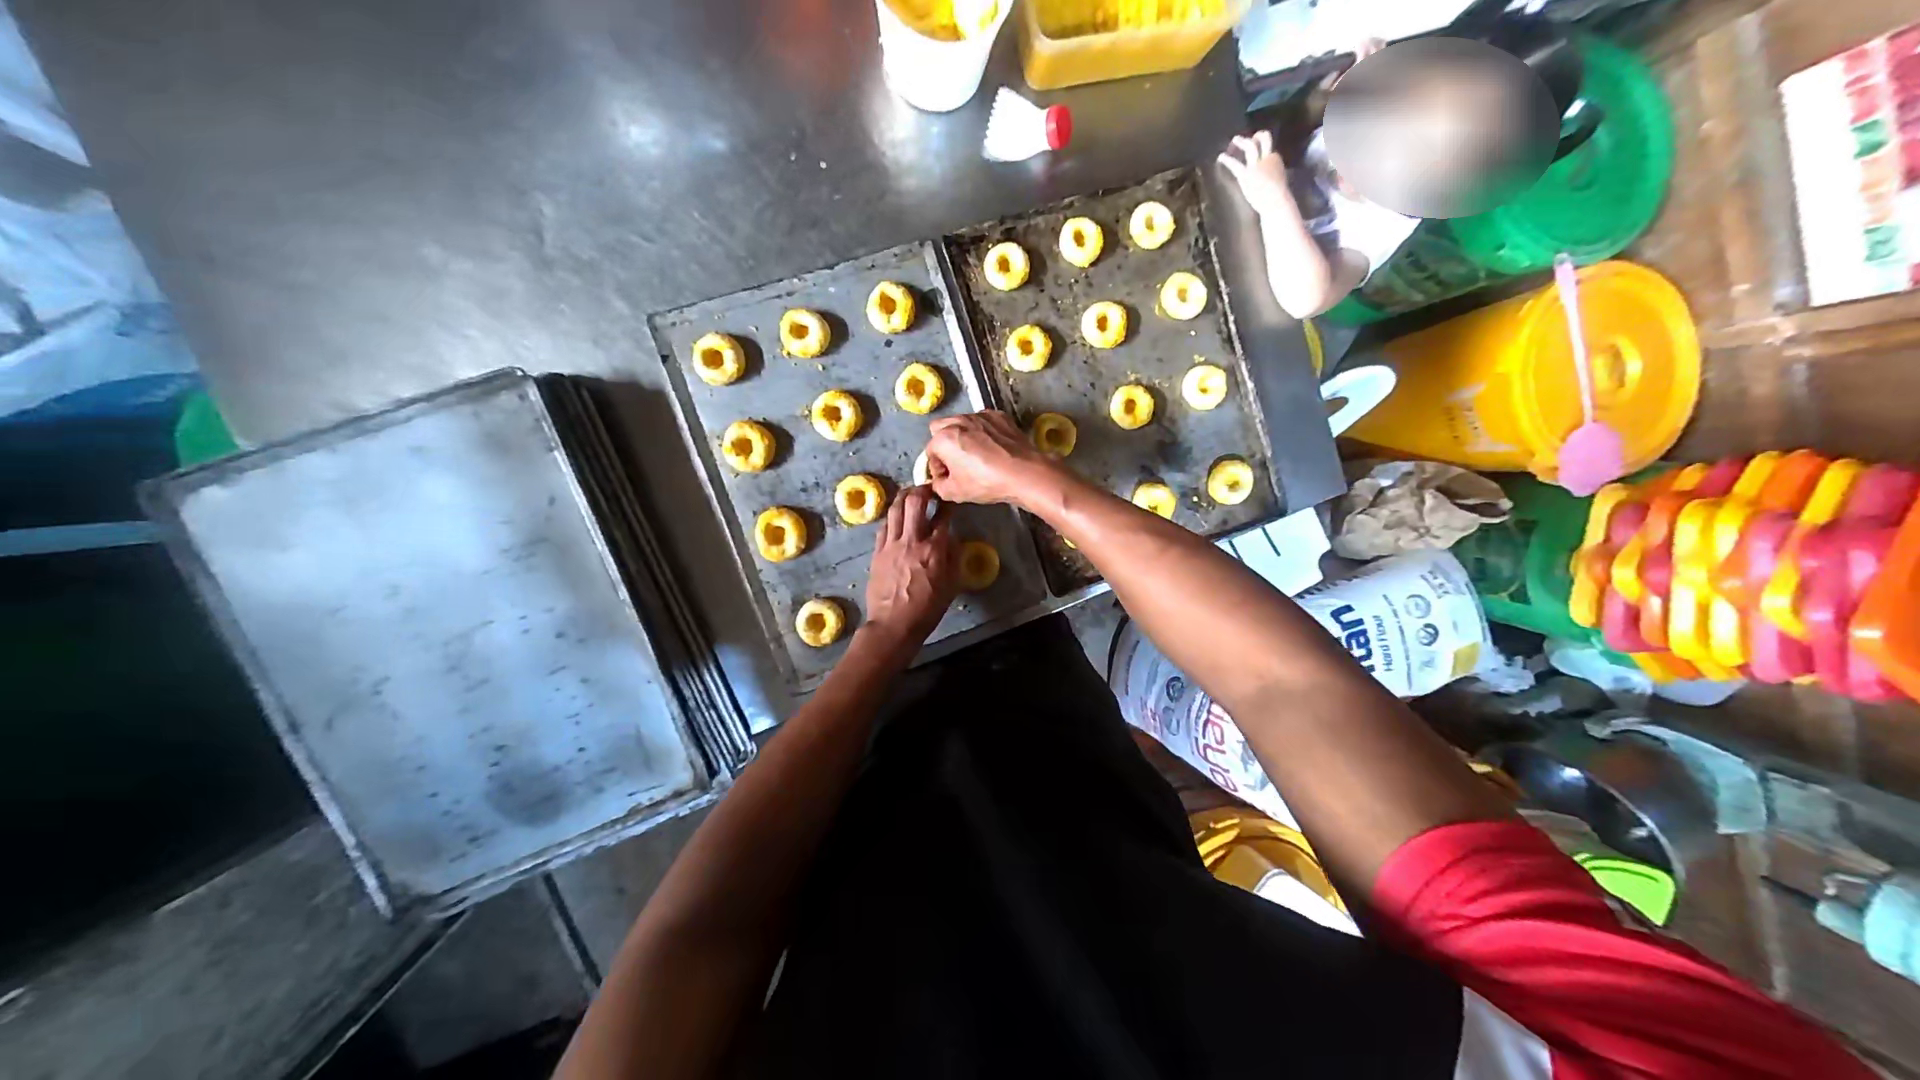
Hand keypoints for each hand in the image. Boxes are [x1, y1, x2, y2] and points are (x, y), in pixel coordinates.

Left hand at [861, 485, 957, 654]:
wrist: (894, 624)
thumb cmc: (927, 609)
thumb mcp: (951, 585)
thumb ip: (953, 558)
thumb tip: (951, 538)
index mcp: (934, 550)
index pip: (943, 517)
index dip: (948, 505)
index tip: (950, 500)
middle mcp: (912, 541)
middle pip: (915, 502)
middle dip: (923, 490)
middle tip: (928, 489)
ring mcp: (891, 545)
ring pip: (896, 509)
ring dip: (904, 497)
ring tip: (910, 494)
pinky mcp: (877, 552)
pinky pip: (884, 526)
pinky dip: (892, 516)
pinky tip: (896, 517)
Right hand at [925, 411, 1065, 510]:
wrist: (1024, 473)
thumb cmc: (987, 482)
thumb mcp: (955, 493)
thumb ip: (938, 486)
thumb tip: (940, 481)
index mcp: (944, 438)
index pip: (930, 452)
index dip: (937, 468)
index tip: (947, 478)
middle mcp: (959, 421)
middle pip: (940, 429)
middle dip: (943, 444)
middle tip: (955, 462)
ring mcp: (980, 416)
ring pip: (962, 422)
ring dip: (963, 436)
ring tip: (975, 455)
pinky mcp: (999, 416)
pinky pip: (983, 422)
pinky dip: (983, 432)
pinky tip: (992, 448)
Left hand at [1217, 131, 1296, 221]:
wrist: (1275, 201)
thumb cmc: (1278, 195)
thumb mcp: (1279, 179)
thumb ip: (1274, 173)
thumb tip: (1272, 176)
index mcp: (1275, 159)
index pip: (1269, 149)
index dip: (1263, 149)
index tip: (1257, 148)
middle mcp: (1267, 158)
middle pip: (1265, 139)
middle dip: (1257, 136)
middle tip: (1251, 136)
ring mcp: (1256, 165)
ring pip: (1250, 146)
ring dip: (1242, 142)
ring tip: (1235, 139)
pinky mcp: (1246, 174)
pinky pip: (1235, 164)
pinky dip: (1227, 160)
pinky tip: (1221, 157)